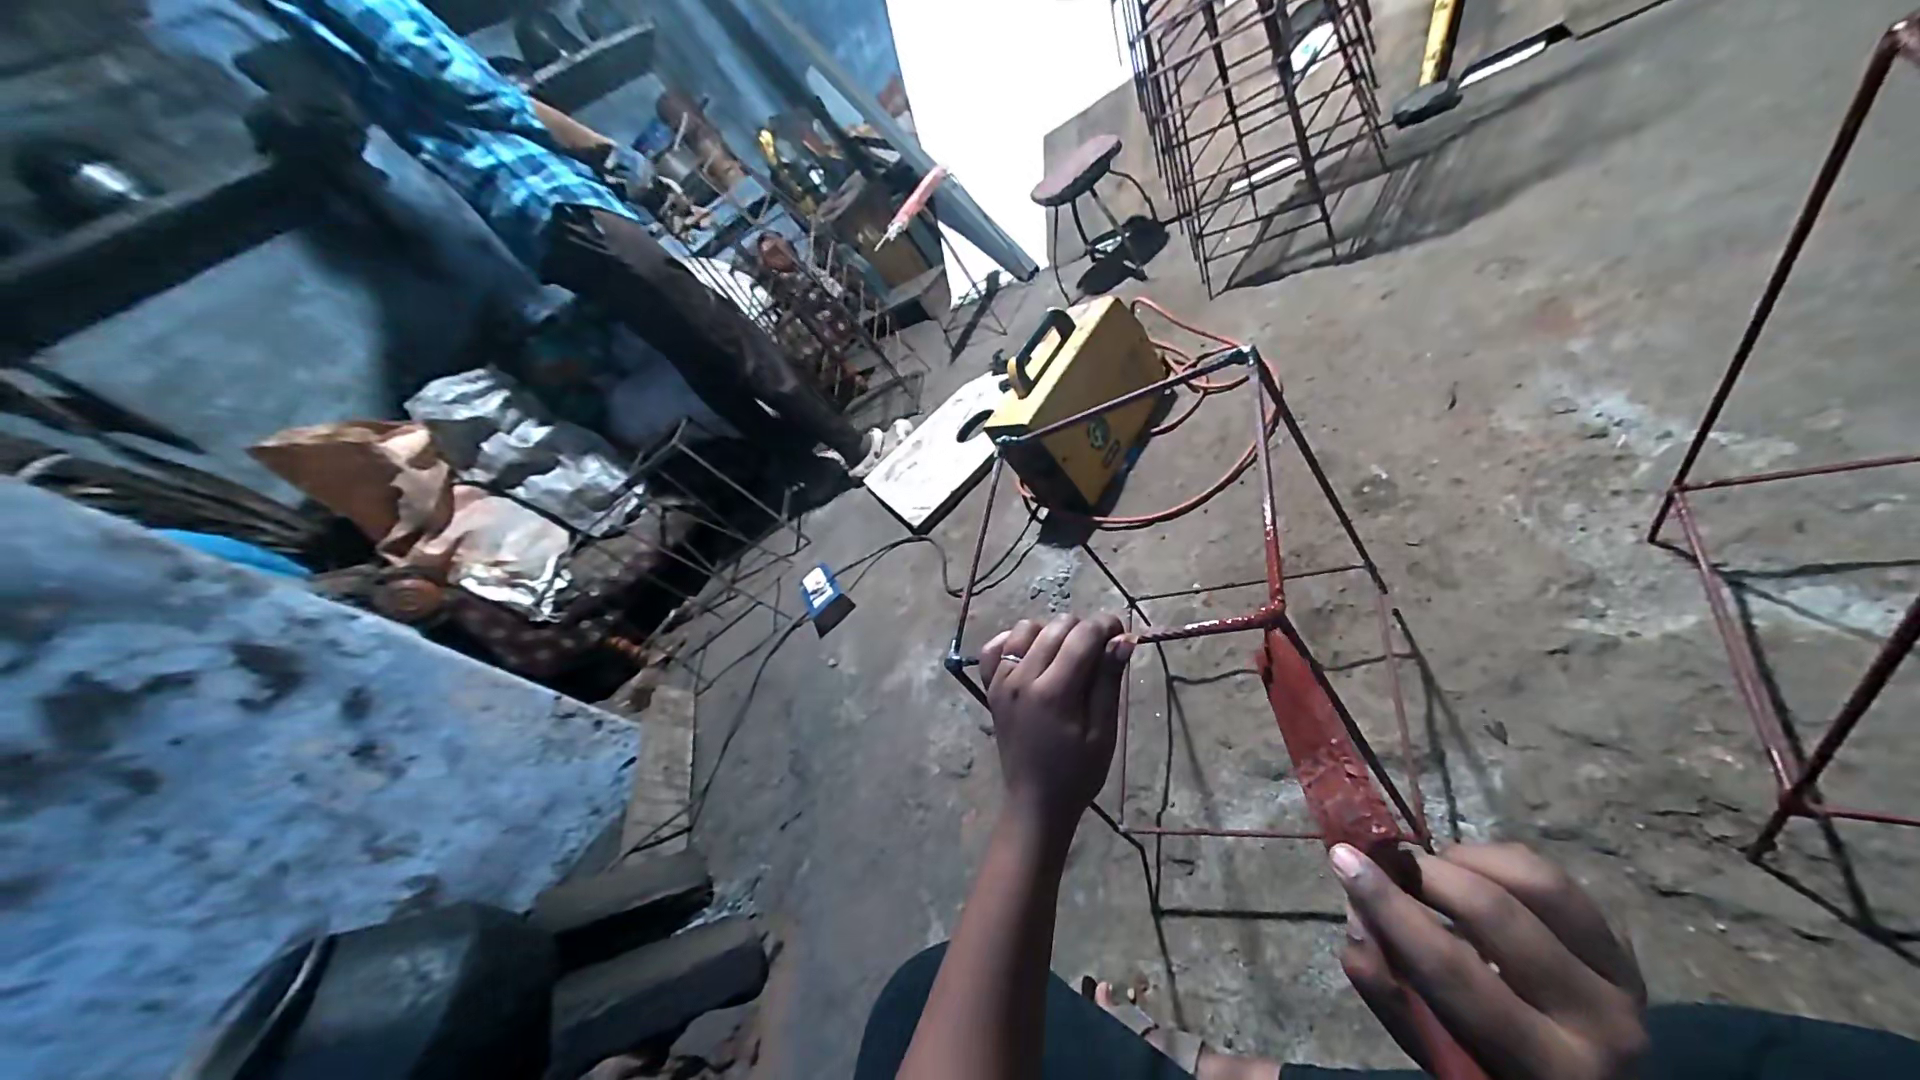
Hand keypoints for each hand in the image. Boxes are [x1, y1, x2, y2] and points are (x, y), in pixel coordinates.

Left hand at [977, 615, 1131, 831]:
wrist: (1035, 801)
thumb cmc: (1077, 772)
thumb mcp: (1103, 732)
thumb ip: (1108, 682)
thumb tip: (1123, 640)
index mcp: (1054, 693)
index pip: (1082, 636)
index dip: (1107, 626)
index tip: (1120, 635)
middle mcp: (1022, 679)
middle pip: (1056, 627)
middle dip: (1084, 630)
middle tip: (1099, 652)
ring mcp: (1001, 681)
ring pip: (1026, 629)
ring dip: (1051, 632)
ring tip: (1067, 655)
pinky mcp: (990, 686)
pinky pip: (996, 647)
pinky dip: (1015, 641)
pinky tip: (1033, 654)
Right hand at [1333, 842, 1647, 1079]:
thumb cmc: (1486, 1068)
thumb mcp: (1431, 1048)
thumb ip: (1385, 984)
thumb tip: (1357, 910)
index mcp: (1542, 1065)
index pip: (1451, 969)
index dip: (1390, 907)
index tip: (1342, 859)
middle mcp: (1600, 1025)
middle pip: (1493, 914)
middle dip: (1423, 873)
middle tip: (1385, 862)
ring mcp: (1625, 981)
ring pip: (1536, 882)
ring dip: (1465, 860)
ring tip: (1431, 870)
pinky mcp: (1627, 949)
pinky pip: (1554, 879)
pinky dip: (1497, 860)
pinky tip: (1472, 875)